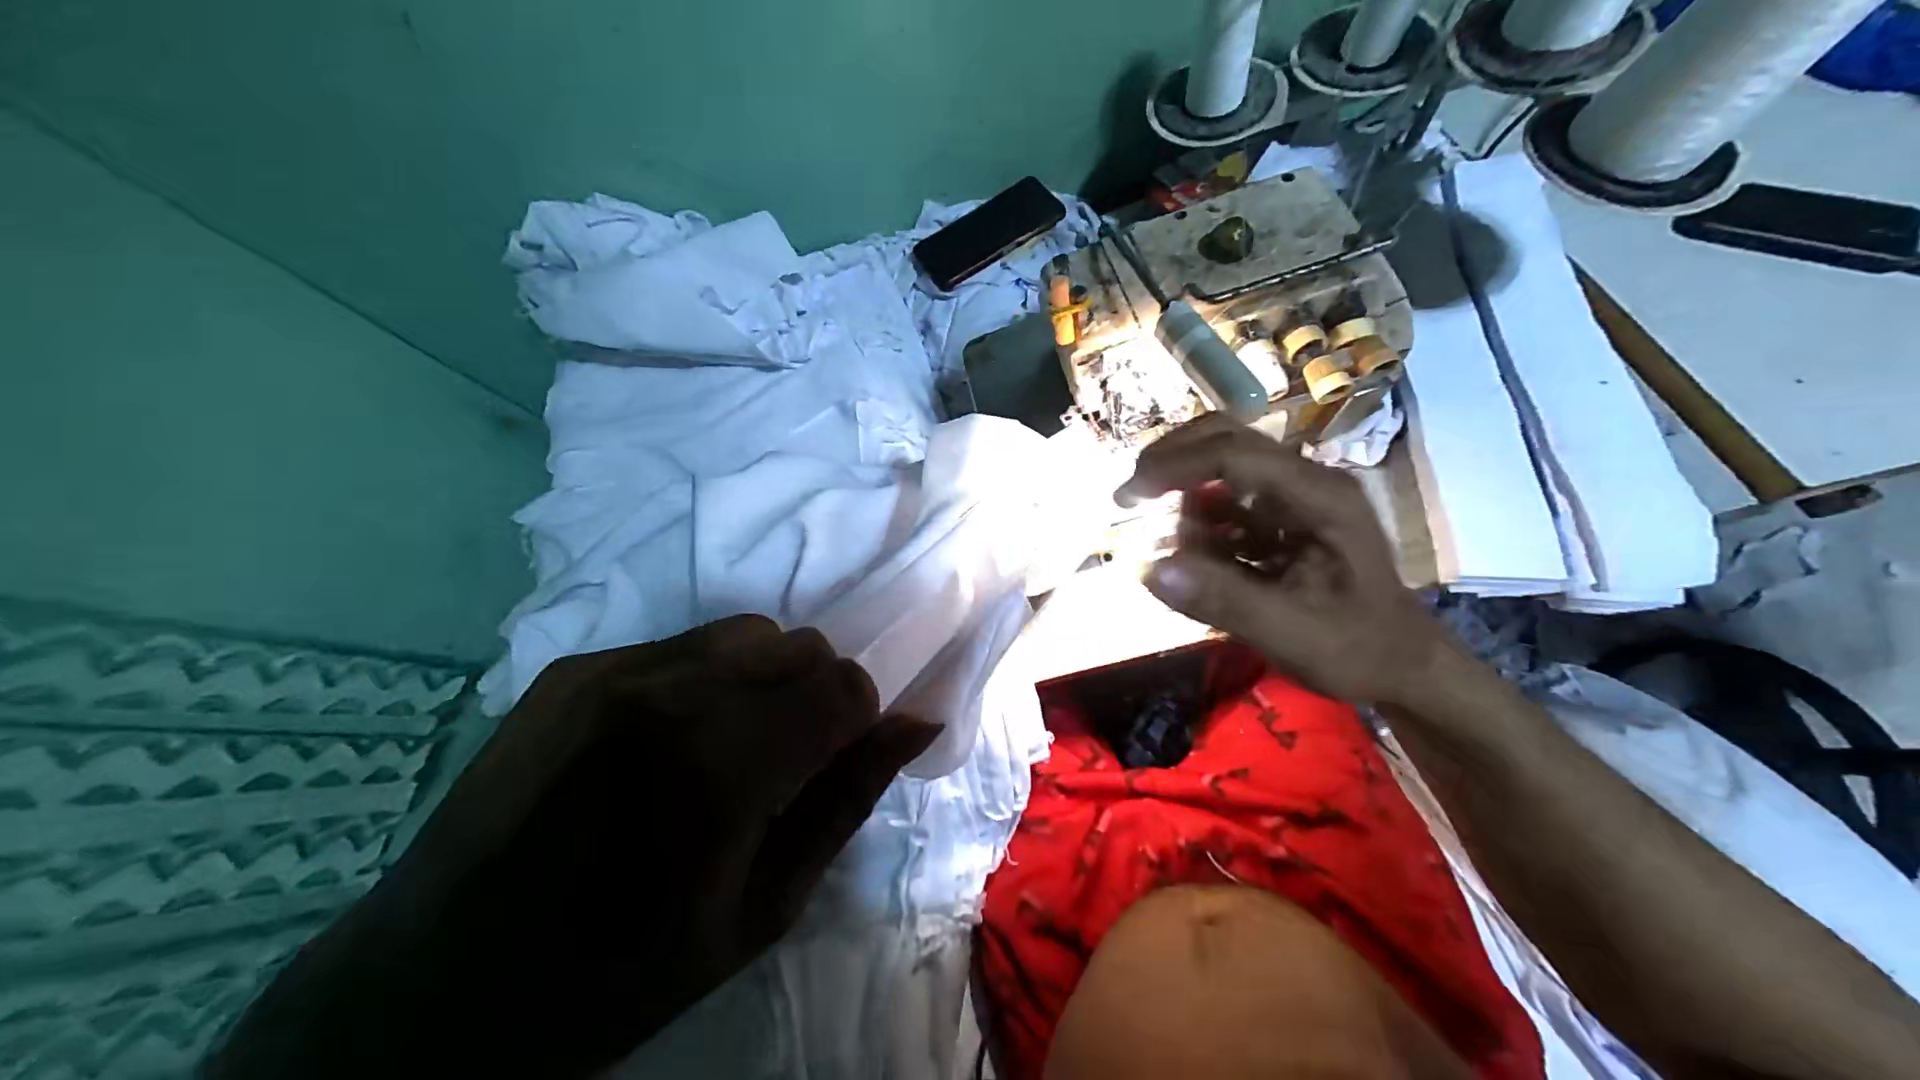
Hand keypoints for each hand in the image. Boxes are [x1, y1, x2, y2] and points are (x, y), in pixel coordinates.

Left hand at [209, 615, 936, 1078]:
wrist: (437, 989)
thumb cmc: (621, 972)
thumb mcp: (760, 910)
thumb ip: (846, 801)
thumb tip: (917, 722)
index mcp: (723, 766)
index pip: (843, 685)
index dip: (856, 719)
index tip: (834, 758)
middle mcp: (670, 695)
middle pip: (800, 645)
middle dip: (814, 694)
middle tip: (783, 758)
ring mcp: (612, 672)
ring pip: (745, 631)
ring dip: (762, 676)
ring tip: (726, 741)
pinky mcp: (572, 668)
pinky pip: (679, 644)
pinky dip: (702, 676)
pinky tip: (662, 738)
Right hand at [1116, 417, 1450, 705]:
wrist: (1404, 668)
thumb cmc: (1357, 649)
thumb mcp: (1290, 633)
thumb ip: (1222, 599)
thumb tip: (1148, 569)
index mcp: (1318, 496)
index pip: (1234, 454)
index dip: (1174, 467)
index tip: (1128, 498)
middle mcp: (1306, 483)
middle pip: (1227, 439)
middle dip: (1172, 462)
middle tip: (1131, 497)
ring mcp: (1296, 499)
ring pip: (1223, 468)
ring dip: (1186, 499)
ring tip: (1175, 550)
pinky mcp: (1284, 519)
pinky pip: (1228, 503)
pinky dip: (1199, 523)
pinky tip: (1195, 560)